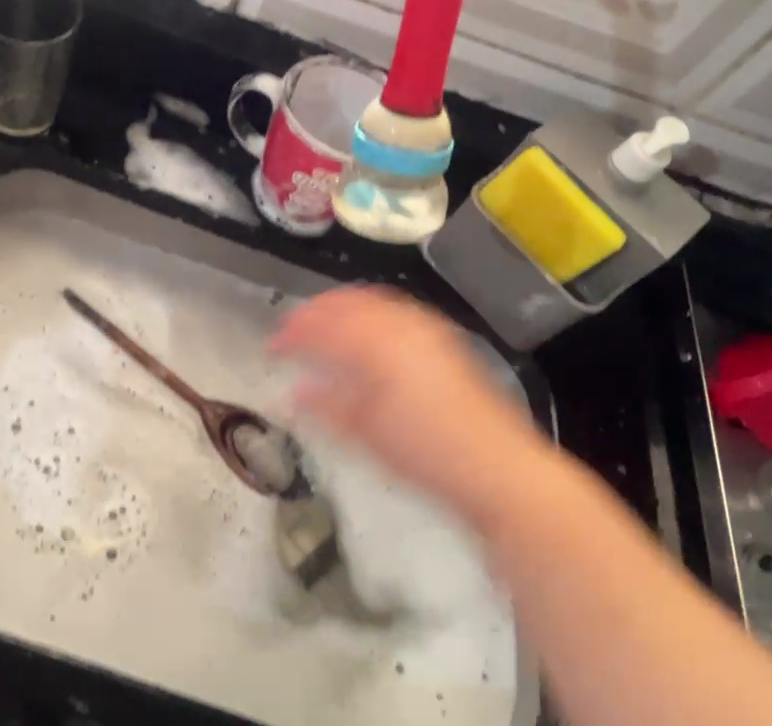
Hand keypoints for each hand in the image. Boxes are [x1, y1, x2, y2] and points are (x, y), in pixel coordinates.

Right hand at [270, 286, 548, 514]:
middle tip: (294, 331)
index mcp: (379, 346)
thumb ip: (327, 407)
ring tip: (323, 328)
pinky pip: (399, 313)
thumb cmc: (427, 453)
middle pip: (350, 304)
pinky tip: (365, 337)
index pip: (326, 324)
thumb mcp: (368, 434)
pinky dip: (372, 317)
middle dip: (317, 313)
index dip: (296, 330)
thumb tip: (293, 393)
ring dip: (343, 310)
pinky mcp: (444, 343)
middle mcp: (403, 328)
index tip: (276, 344)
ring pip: (374, 303)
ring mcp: (427, 331)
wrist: (496, 467)